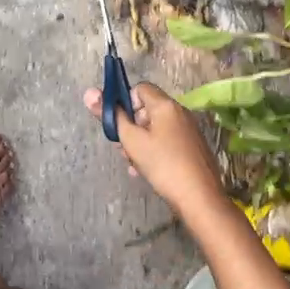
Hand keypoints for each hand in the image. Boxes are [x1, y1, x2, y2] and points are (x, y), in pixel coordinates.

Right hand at [82, 82, 224, 217]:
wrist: (200, 200)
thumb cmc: (163, 165)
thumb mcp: (131, 140)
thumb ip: (112, 116)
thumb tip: (89, 92)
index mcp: (165, 105)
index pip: (140, 88)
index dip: (125, 102)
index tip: (120, 123)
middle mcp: (180, 112)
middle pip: (147, 109)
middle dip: (131, 126)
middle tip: (123, 147)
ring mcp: (189, 131)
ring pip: (156, 128)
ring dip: (141, 142)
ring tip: (133, 163)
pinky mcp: (194, 148)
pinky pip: (168, 141)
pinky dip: (155, 151)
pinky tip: (146, 171)